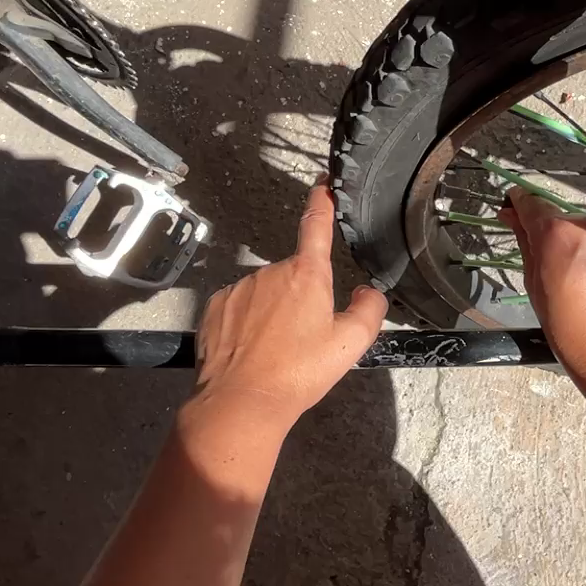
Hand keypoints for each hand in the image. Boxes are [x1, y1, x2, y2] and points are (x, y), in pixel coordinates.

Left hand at [189, 182, 387, 426]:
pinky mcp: (216, 306)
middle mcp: (271, 272)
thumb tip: (368, 292)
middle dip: (302, 298)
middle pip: (295, 276)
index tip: (323, 184)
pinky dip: (248, 322)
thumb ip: (369, 311)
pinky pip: (240, 305)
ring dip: (274, 312)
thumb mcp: (350, 345)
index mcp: (307, 275)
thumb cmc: (299, 372)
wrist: (242, 401)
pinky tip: (253, 349)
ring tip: (277, 351)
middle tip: (305, 338)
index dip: (322, 202)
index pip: (316, 227)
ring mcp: (240, 287)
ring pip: (267, 292)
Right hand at [498, 189, 585, 382]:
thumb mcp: (535, 288)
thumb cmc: (570, 330)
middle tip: (560, 271)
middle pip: (566, 221)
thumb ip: (526, 245)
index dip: (520, 203)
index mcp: (557, 234)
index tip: (515, 206)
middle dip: (559, 238)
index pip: (532, 203)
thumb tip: (512, 216)